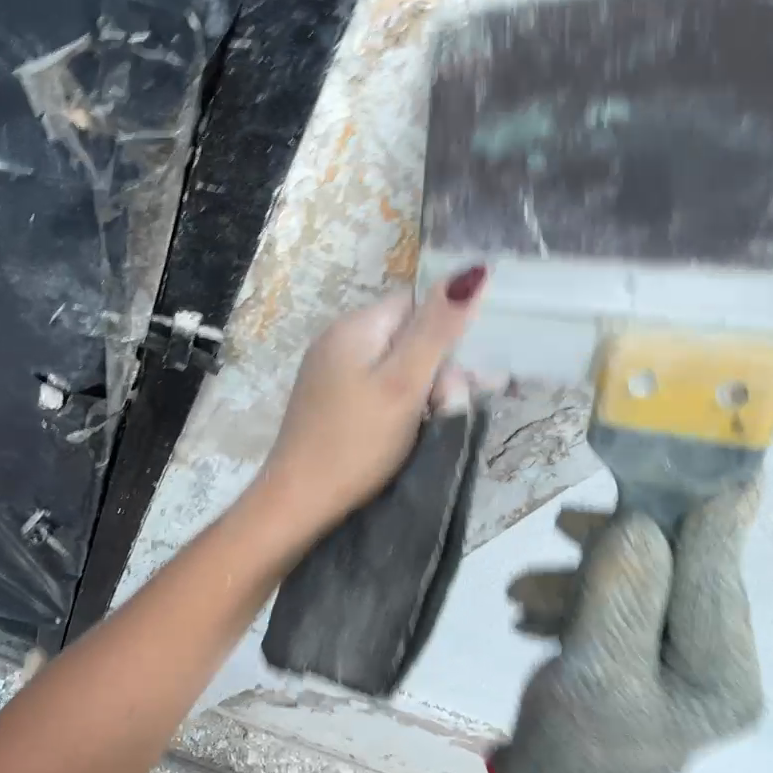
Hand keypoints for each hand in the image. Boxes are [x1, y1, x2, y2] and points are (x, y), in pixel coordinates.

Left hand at [256, 269, 485, 537]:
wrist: (299, 501)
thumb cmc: (355, 443)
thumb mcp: (404, 383)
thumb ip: (437, 329)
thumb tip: (473, 271)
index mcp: (353, 327)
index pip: (417, 304)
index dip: (448, 331)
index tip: (465, 372)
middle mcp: (336, 342)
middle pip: (407, 336)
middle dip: (437, 367)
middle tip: (448, 406)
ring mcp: (329, 375)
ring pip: (395, 367)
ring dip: (422, 391)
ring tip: (431, 422)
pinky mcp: (329, 405)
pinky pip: (376, 391)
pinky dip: (399, 406)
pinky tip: (408, 432)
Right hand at [490, 487, 763, 772]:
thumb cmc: (571, 740)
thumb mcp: (593, 674)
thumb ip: (620, 602)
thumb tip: (640, 527)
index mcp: (723, 677)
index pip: (715, 583)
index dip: (707, 522)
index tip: (720, 466)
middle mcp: (715, 664)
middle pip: (675, 578)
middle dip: (614, 552)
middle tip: (563, 524)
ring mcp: (680, 660)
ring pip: (638, 588)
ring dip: (577, 581)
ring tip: (521, 592)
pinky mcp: (645, 655)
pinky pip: (617, 606)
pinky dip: (573, 601)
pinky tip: (533, 615)